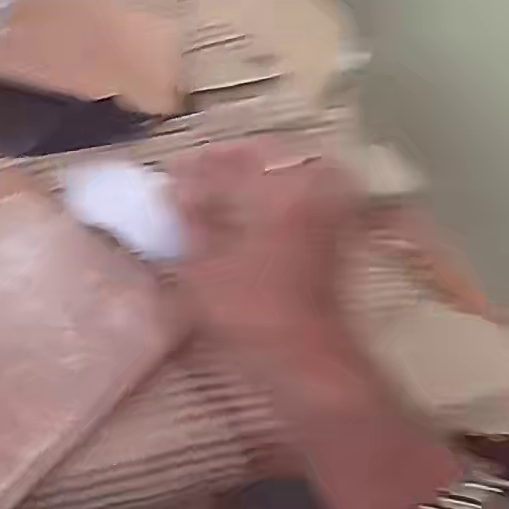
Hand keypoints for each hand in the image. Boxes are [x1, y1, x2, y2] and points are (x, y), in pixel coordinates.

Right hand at [170, 137, 358, 373]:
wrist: (303, 354)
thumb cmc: (245, 312)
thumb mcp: (202, 265)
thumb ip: (193, 219)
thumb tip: (179, 187)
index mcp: (278, 195)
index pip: (237, 158)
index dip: (201, 160)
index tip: (172, 168)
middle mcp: (314, 194)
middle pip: (276, 155)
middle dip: (235, 157)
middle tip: (199, 170)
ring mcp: (332, 213)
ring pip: (297, 170)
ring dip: (262, 170)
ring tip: (226, 184)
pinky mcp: (336, 234)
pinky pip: (309, 191)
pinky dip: (281, 188)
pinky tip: (256, 205)